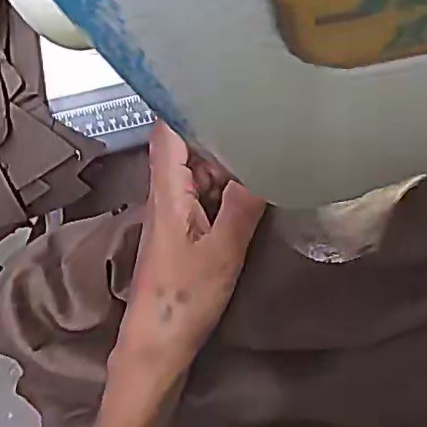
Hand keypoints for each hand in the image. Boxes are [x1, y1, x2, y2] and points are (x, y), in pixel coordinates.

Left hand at [111, 122, 266, 393]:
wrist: (157, 344)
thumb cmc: (182, 300)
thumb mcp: (223, 251)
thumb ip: (244, 204)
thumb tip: (269, 161)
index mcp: (168, 191)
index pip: (169, 129)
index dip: (188, 101)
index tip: (221, 83)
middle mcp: (167, 194)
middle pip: (188, 146)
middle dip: (222, 132)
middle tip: (261, 119)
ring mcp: (175, 213)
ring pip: (200, 171)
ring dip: (228, 162)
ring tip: (265, 148)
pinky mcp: (185, 231)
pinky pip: (206, 195)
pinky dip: (228, 187)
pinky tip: (254, 189)